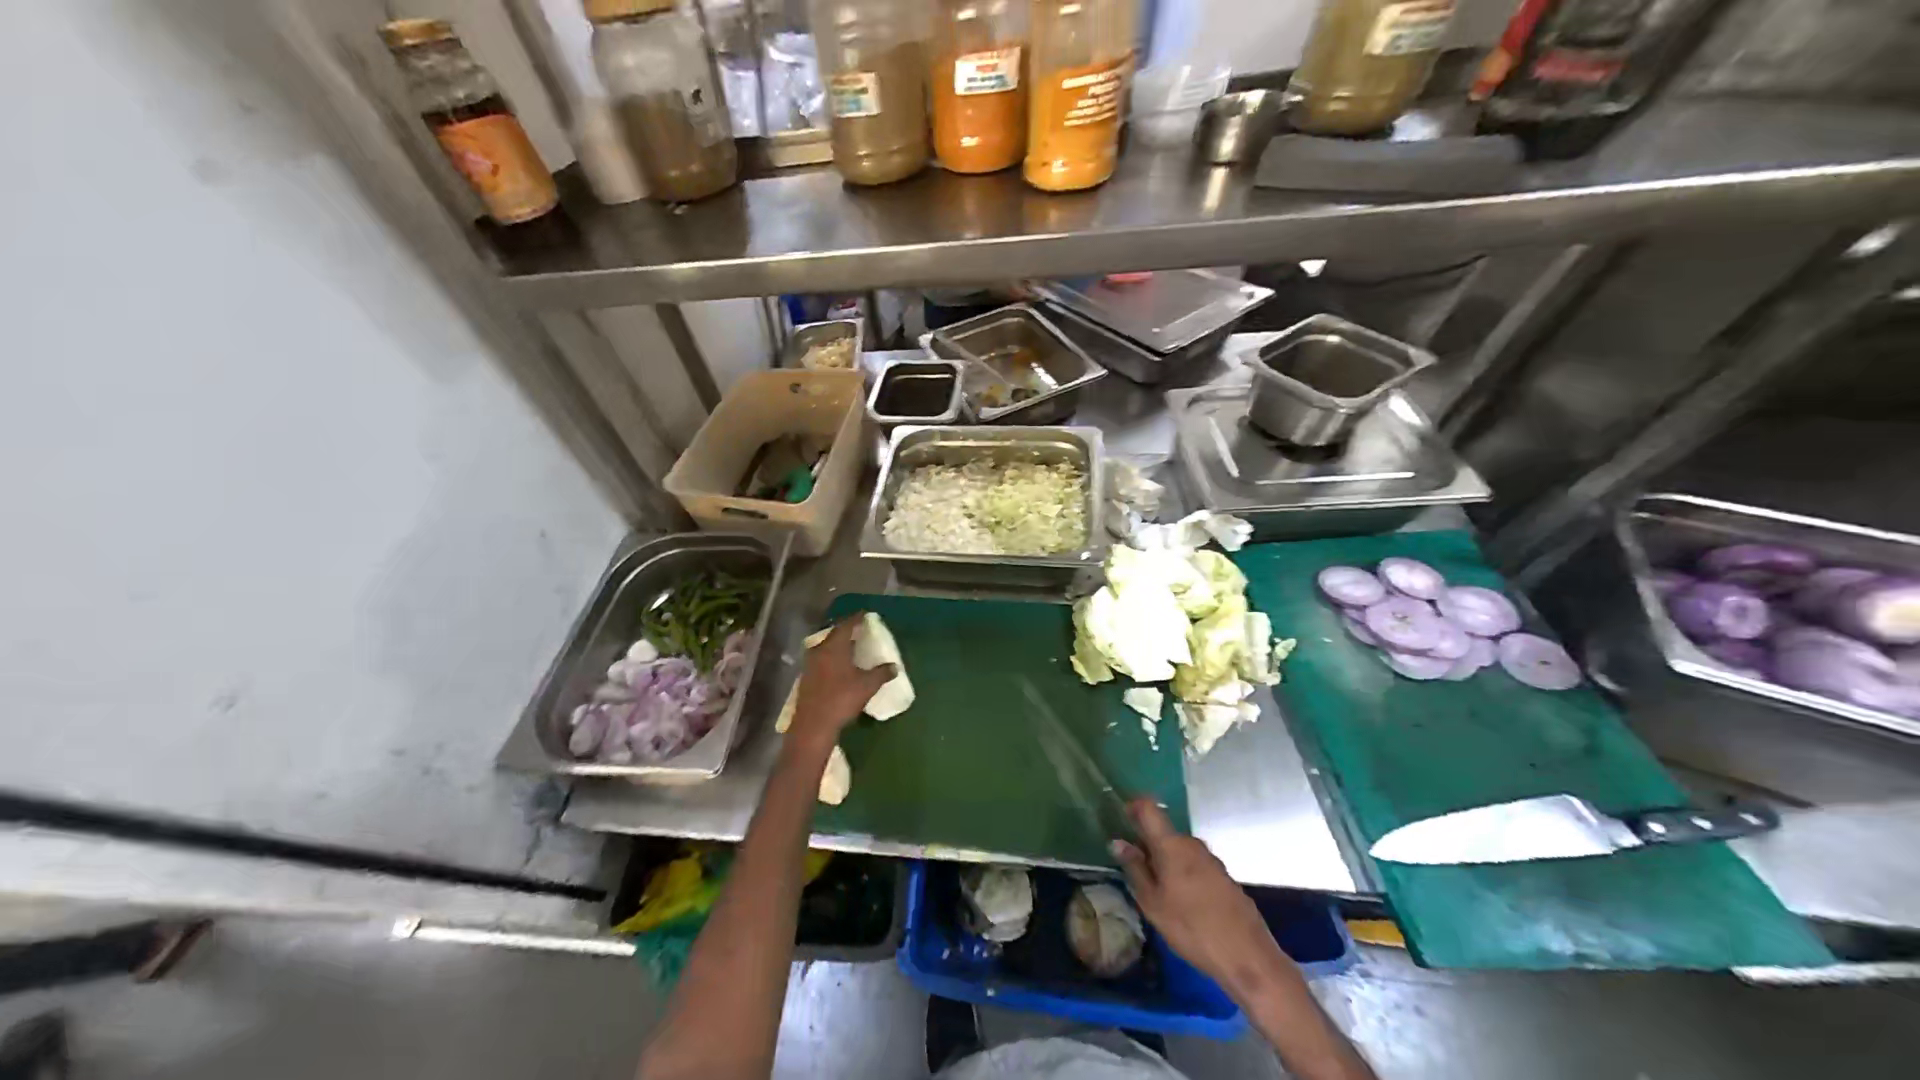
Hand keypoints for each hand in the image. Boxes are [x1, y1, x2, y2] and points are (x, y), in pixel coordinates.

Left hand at [788, 616, 894, 754]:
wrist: (813, 725)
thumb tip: (894, 667)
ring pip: (826, 648)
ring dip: (838, 646)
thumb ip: (881, 673)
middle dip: (847, 631)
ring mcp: (810, 665)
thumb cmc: (841, 699)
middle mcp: (820, 651)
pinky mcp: (807, 678)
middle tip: (860, 630)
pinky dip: (832, 658)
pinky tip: (840, 667)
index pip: (846, 625)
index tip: (865, 614)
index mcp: (834, 647)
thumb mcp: (867, 686)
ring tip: (851, 648)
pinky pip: (822, 660)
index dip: (856, 619)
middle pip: (834, 635)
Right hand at [1112, 798, 1294, 998]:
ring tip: (1158, 892)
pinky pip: (1195, 865)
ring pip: (1180, 851)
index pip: (1149, 808)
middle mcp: (1193, 845)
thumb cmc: (1191, 928)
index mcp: (1172, 845)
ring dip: (1166, 862)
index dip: (1134, 807)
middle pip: (1164, 833)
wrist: (1247, 956)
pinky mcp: (1224, 877)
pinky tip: (1183, 903)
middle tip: (1135, 872)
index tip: (1122, 819)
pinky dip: (1183, 874)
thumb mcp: (1153, 903)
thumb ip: (1135, 869)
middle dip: (1148, 845)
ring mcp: (1212, 860)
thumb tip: (1118, 842)